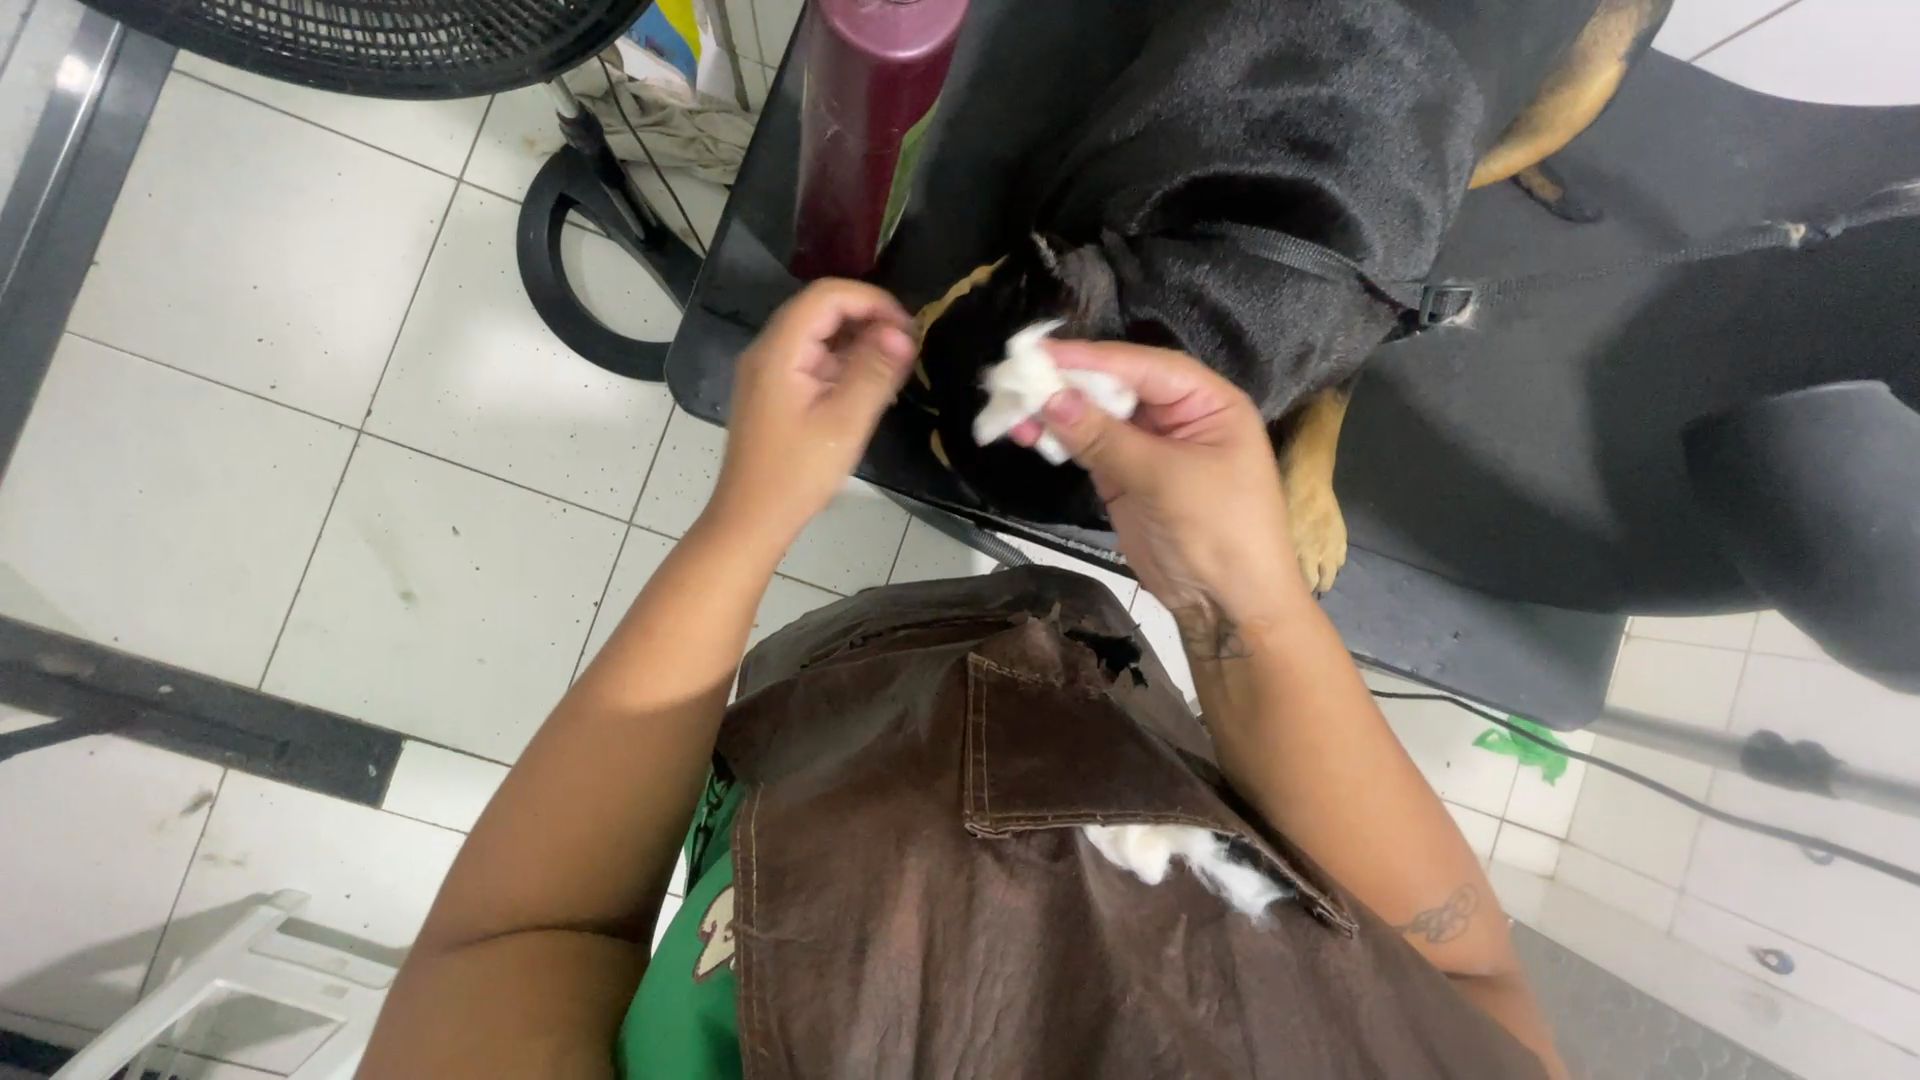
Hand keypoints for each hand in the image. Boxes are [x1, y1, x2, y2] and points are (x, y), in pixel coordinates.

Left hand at [708, 280, 915, 545]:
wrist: (751, 518)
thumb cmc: (797, 473)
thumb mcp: (845, 422)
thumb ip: (875, 372)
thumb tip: (902, 333)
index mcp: (779, 350)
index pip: (826, 296)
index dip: (871, 301)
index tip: (907, 327)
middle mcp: (767, 352)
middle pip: (820, 312)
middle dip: (867, 320)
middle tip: (906, 348)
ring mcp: (768, 373)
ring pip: (818, 338)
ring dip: (857, 344)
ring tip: (894, 368)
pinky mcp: (773, 395)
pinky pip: (812, 363)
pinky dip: (843, 366)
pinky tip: (869, 388)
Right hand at [1015, 341, 1310, 648]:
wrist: (1227, 606)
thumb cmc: (1218, 531)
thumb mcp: (1164, 479)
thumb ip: (1105, 437)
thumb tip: (1049, 399)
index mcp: (1207, 402)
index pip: (1144, 366)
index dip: (1093, 359)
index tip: (1042, 355)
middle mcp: (1177, 417)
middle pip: (1116, 387)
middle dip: (1067, 385)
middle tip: (1016, 379)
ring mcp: (1148, 448)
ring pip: (1096, 418)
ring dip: (1056, 414)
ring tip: (1010, 410)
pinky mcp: (1125, 478)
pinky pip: (1087, 449)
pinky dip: (1059, 443)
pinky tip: (1028, 435)